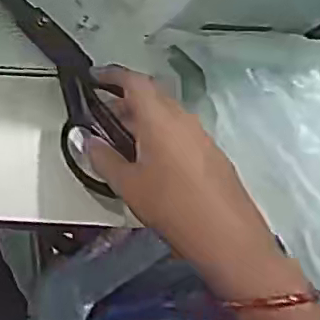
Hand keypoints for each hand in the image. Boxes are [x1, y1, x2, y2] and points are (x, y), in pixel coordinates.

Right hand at [82, 66, 280, 282]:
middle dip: (124, 98)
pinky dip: (159, 132)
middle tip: (100, 113)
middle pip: (152, 94)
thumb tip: (87, 140)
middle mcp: (184, 122)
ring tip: (120, 138)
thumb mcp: (126, 183)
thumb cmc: (173, 207)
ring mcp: (203, 139)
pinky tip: (147, 158)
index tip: (92, 78)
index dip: (110, 75)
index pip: (134, 82)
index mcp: (160, 120)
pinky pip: (180, 131)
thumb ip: (101, 156)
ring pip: (167, 114)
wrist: (232, 244)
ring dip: (142, 117)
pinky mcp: (213, 157)